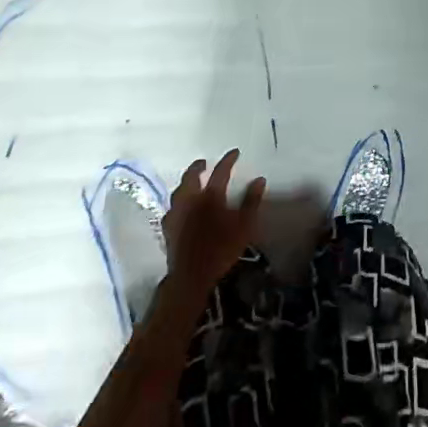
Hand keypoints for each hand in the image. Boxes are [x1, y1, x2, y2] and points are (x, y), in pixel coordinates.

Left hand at [163, 149, 265, 295]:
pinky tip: (181, 206)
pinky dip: (179, 201)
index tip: (235, 152)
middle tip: (204, 162)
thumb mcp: (244, 225)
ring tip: (192, 180)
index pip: (220, 172)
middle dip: (198, 166)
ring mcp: (176, 213)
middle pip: (191, 176)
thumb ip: (251, 201)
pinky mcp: (168, 226)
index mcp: (210, 196)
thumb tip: (259, 179)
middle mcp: (190, 200)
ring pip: (179, 190)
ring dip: (186, 182)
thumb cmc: (221, 248)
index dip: (228, 160)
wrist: (192, 274)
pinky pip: (173, 207)